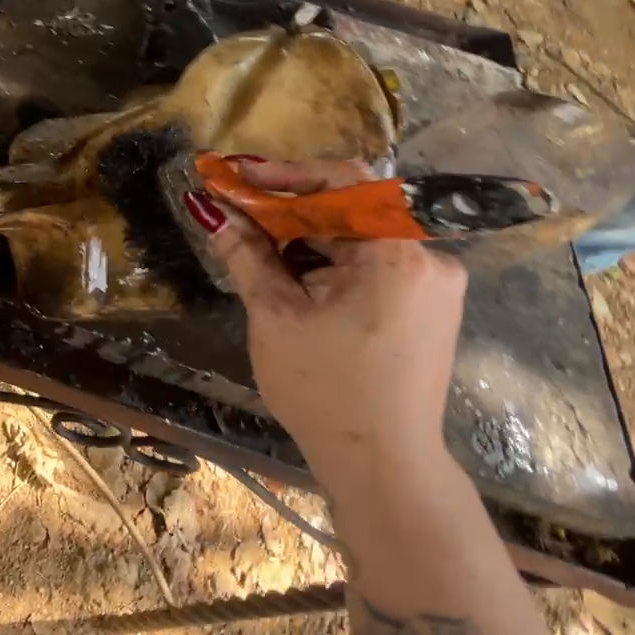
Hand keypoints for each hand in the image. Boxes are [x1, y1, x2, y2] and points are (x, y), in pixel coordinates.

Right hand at [186, 159, 468, 476]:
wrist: (380, 461)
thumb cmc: (324, 385)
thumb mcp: (274, 312)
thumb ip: (245, 253)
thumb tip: (207, 208)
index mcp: (398, 256)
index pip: (346, 182)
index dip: (285, 172)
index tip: (235, 176)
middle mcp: (427, 261)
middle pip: (348, 210)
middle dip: (284, 209)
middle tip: (229, 210)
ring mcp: (428, 287)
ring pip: (353, 239)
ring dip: (299, 238)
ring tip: (249, 248)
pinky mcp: (421, 308)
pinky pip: (365, 265)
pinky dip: (322, 262)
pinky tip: (283, 277)